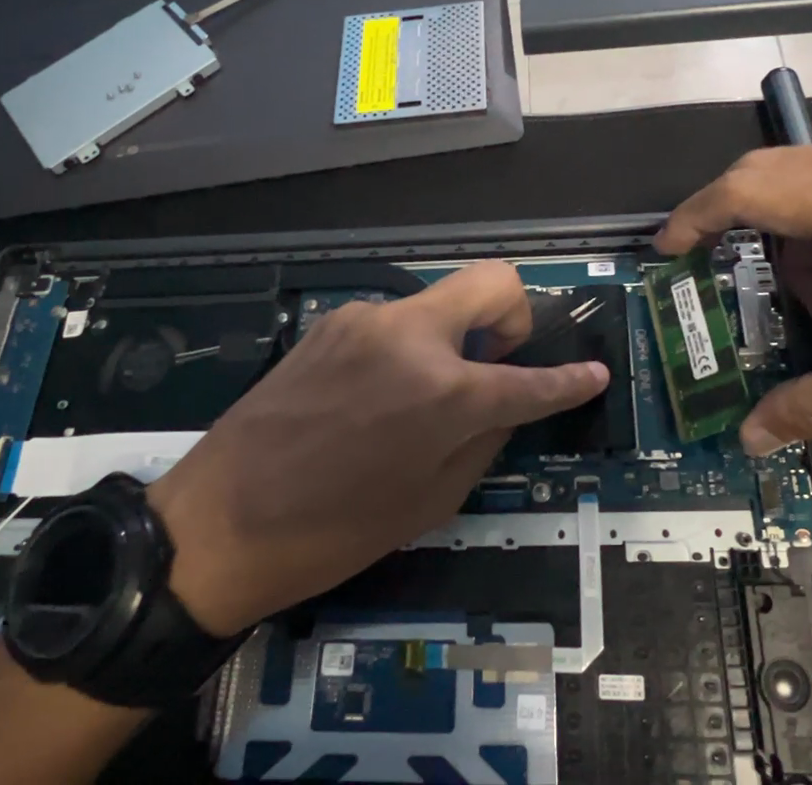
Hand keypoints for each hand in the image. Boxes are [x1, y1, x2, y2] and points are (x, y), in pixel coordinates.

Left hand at [146, 260, 608, 635]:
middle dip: (513, 317)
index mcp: (443, 391)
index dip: (569, 380)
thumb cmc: (333, 531)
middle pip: (492, 281)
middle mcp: (409, 335)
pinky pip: (393, 322)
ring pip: (439, 302)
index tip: (592, 374)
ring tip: (425, 396)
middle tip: (497, 365)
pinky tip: (377, 395)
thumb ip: (484, 439)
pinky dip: (409, 347)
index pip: (530, 378)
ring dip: (453, 337)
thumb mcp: (431, 501)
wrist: (219, 522)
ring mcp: (364, 320)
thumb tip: (509, 404)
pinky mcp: (329, 324)